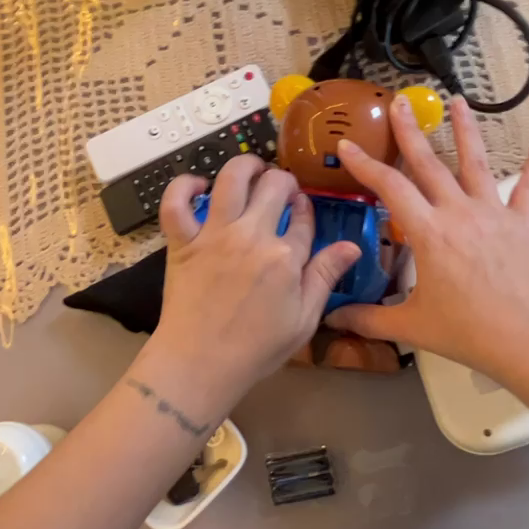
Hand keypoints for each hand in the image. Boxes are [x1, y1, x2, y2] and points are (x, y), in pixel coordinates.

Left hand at [145, 155, 363, 394]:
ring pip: (231, 177)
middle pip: (274, 186)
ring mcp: (215, 234)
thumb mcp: (303, 319)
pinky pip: (176, 202)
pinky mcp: (183, 241)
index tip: (302, 209)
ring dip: (245, 166)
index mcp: (286, 257)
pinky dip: (183, 186)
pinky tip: (198, 185)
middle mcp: (252, 235)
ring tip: (252, 170)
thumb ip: (325, 277)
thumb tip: (352, 247)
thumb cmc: (256, 349)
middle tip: (281, 190)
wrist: (200, 363)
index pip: (304, 217)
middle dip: (283, 180)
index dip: (306, 208)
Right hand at [325, 96, 528, 384]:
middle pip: (430, 163)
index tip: (347, 146)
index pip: (389, 188)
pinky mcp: (524, 223)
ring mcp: (494, 214)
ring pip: (476, 163)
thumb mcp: (411, 326)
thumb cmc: (469, 333)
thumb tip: (331, 318)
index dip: (364, 165)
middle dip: (410, 131)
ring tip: (457, 103)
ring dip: (466, 130)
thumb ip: (368, 319)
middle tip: (399, 104)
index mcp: (429, 234)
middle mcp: (459, 213)